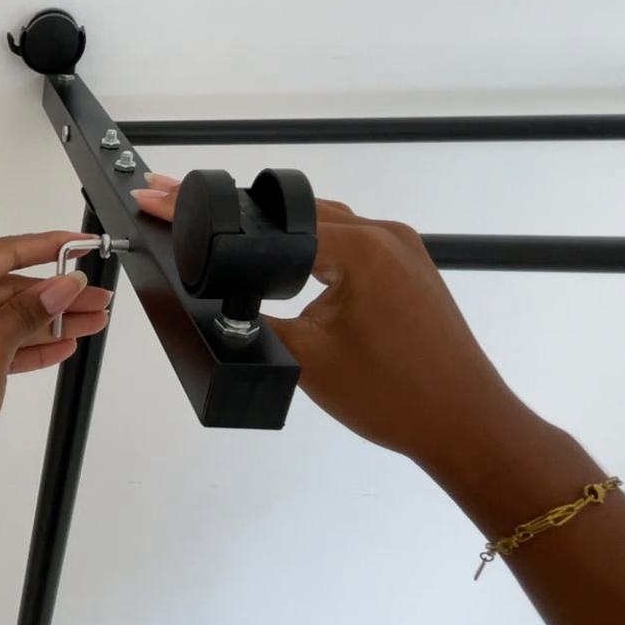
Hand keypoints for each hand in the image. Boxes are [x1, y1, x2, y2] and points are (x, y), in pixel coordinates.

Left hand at [0, 232, 112, 491]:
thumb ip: (30, 312)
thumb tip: (65, 284)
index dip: (46, 246)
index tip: (84, 243)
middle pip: (2, 288)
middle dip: (53, 295)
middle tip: (100, 300)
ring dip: (44, 322)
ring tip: (93, 322)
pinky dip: (22, 346)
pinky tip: (62, 345)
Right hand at [132, 176, 542, 469]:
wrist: (466, 427)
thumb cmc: (394, 397)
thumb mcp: (302, 356)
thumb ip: (249, 318)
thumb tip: (217, 300)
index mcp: (360, 249)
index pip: (262, 221)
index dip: (200, 210)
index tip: (158, 197)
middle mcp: (384, 236)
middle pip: (285, 210)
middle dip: (226, 209)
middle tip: (169, 201)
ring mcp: (399, 250)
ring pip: (314, 222)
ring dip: (264, 226)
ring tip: (212, 227)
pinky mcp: (403, 268)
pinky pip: (341, 240)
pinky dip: (300, 242)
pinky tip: (269, 251)